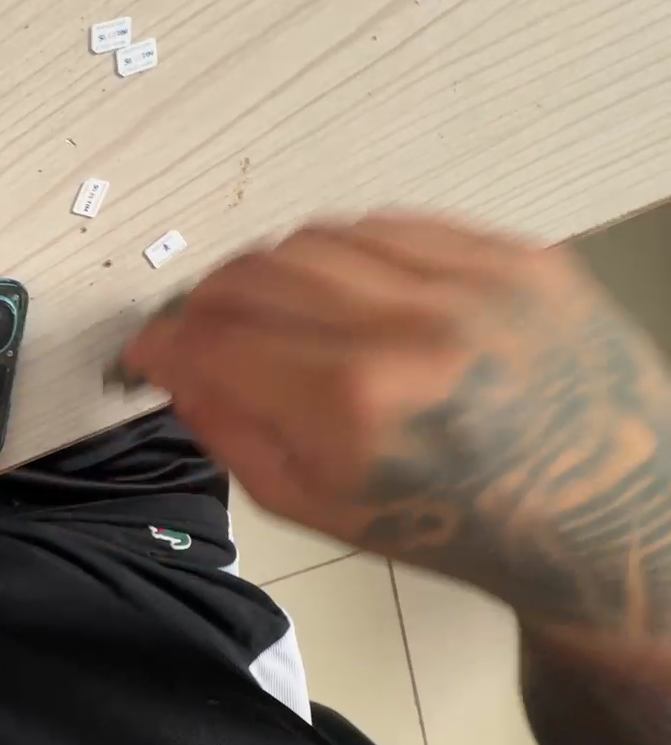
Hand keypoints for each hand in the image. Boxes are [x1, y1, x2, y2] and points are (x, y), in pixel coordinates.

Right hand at [122, 213, 670, 635]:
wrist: (603, 505)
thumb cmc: (436, 518)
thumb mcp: (298, 498)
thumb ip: (222, 426)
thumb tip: (173, 368)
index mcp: (347, 401)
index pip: (210, 341)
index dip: (157, 343)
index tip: (141, 352)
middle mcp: (407, 325)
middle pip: (249, 276)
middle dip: (197, 304)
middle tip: (190, 332)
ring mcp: (470, 280)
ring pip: (307, 240)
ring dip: (256, 275)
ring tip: (256, 312)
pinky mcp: (514, 254)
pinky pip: (380, 226)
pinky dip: (327, 256)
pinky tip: (323, 292)